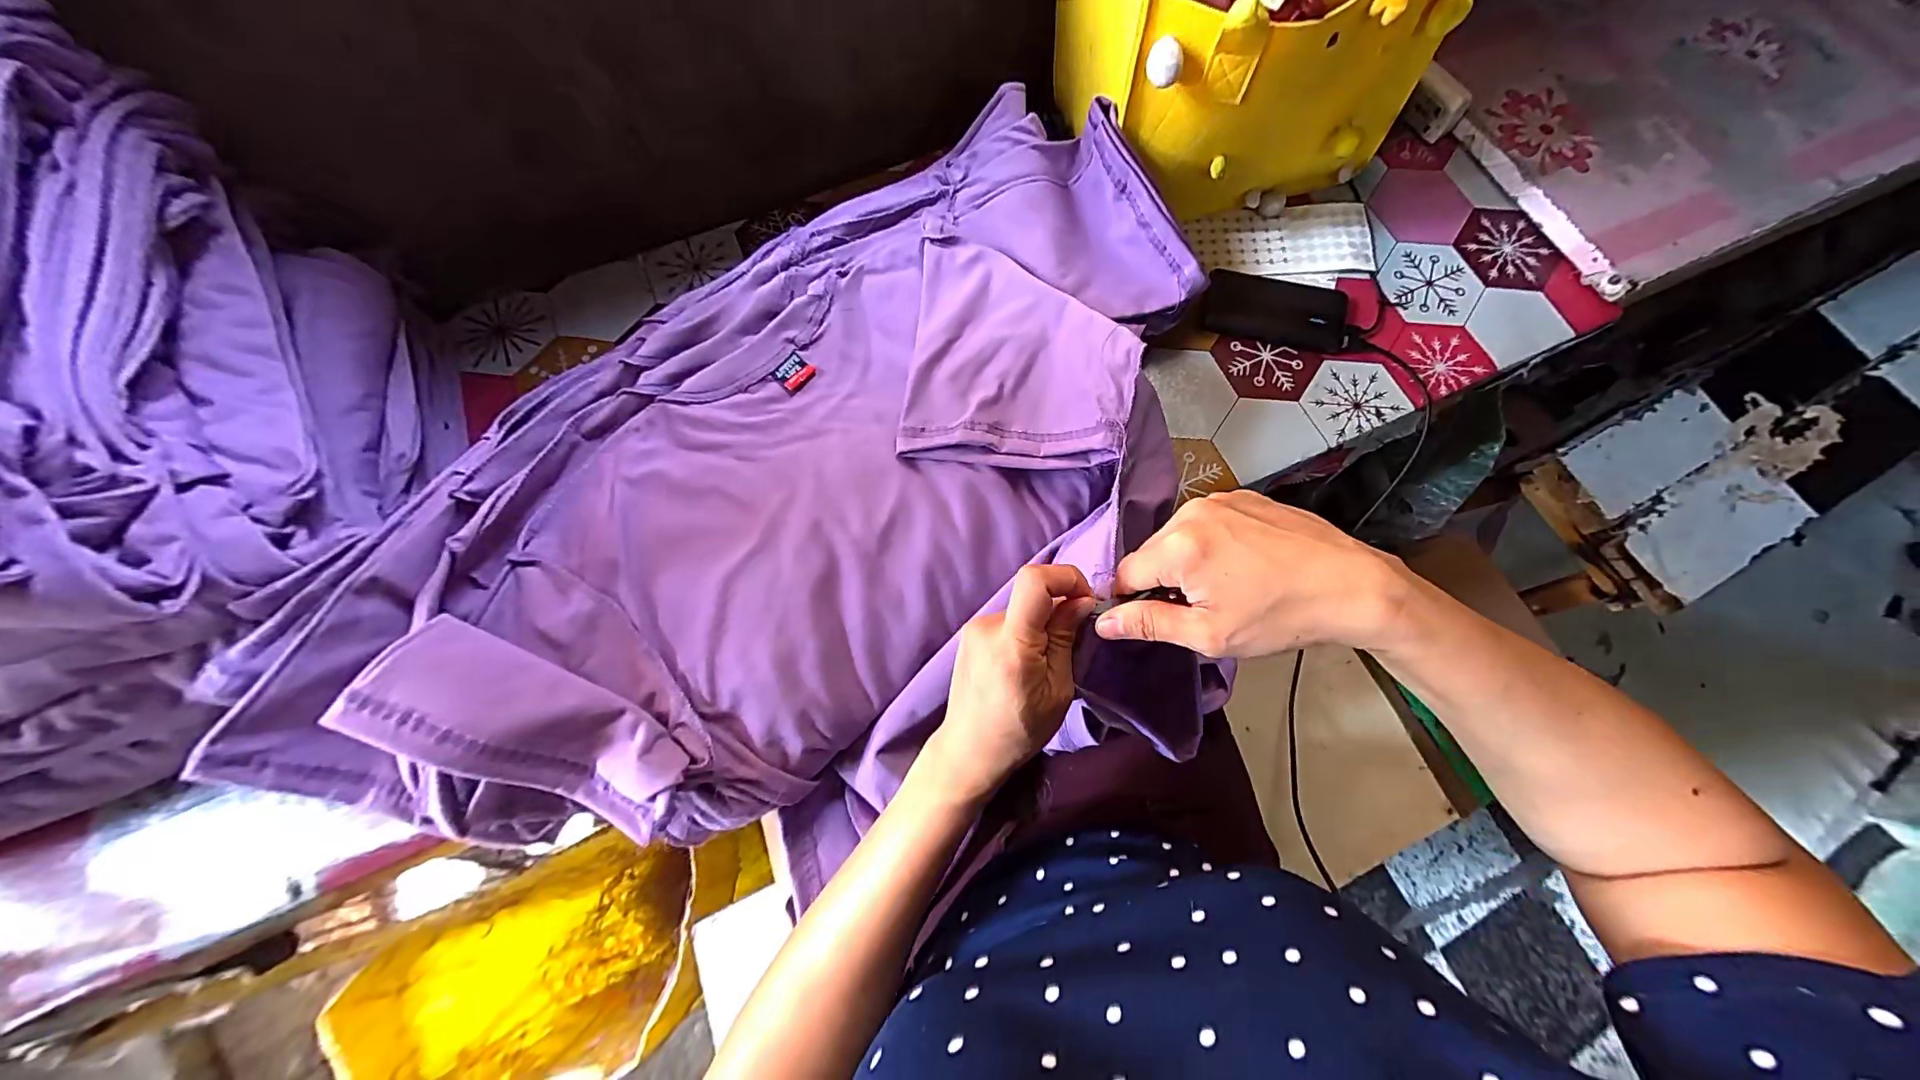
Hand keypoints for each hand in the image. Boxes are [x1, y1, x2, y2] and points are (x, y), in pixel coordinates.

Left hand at [920, 565, 1095, 803]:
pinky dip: (1026, 630)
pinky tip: (1026, 664)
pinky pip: (1009, 619)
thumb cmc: (1019, 730)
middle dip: (1059, 608)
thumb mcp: (1058, 690)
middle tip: (1073, 640)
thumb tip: (1081, 600)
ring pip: (1022, 608)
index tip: (1086, 599)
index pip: (1034, 580)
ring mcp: (974, 628)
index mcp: (1012, 642)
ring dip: (1042, 622)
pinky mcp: (971, 634)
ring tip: (1045, 661)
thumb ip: (1066, 638)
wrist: (968, 750)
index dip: (1067, 577)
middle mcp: (987, 626)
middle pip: (1032, 594)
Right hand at [1092, 491, 1414, 657]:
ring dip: (1186, 563)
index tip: (1157, 618)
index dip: (1132, 602)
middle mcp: (1193, 512)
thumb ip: (1150, 625)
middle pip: (1150, 554)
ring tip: (1227, 587)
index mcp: (1179, 545)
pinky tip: (1242, 567)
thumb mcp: (1209, 634)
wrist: (1354, 585)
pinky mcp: (1242, 498)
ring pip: (1176, 538)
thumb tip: (1105, 623)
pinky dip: (1210, 545)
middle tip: (1202, 608)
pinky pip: (1205, 524)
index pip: (1125, 574)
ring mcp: (1220, 500)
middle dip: (1163, 581)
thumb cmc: (1283, 614)